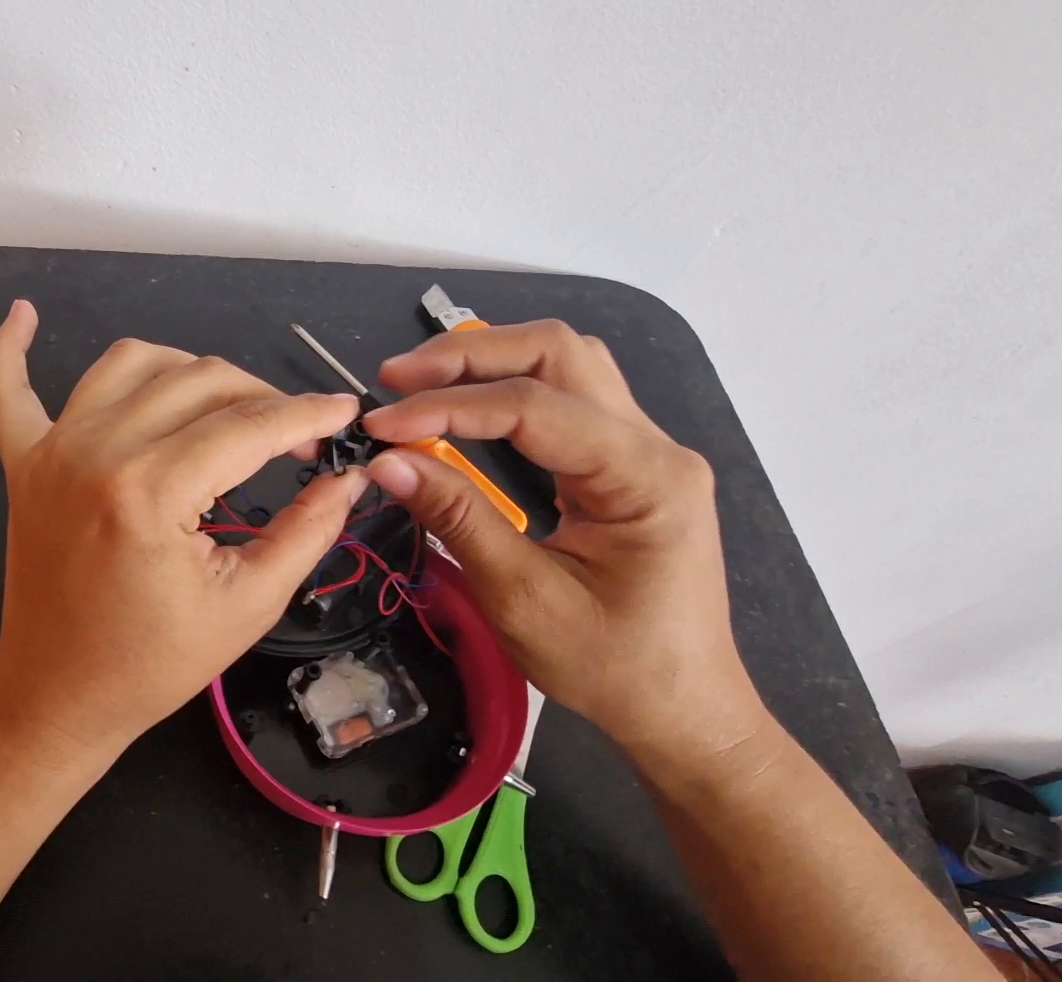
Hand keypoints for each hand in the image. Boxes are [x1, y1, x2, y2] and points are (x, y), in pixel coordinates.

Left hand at [0, 301, 370, 756]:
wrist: (58, 695)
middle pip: (199, 381)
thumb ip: (307, 531)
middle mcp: (97, 451)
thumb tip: (350, 477)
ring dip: (189, 370)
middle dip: (262, 398)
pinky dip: (13, 349)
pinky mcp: (23, 461)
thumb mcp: (248, 605)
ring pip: (131, 363)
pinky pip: (9, 390)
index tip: (344, 413)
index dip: (307, 415)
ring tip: (225, 404)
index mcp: (151, 492)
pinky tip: (25, 313)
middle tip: (295, 435)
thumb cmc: (153, 664)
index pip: (248, 425)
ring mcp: (51, 450)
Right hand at [361, 320, 768, 767]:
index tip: (380, 425)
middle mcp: (653, 445)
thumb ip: (457, 517)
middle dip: (469, 356)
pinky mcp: (623, 462)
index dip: (447, 407)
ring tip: (419, 383)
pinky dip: (507, 386)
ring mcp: (644, 448)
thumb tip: (386, 461)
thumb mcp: (521, 599)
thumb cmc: (610, 666)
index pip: (534, 408)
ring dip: (488, 360)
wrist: (681, 709)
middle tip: (394, 379)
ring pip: (565, 362)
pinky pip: (565, 396)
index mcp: (644, 478)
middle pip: (559, 353)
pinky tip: (464, 402)